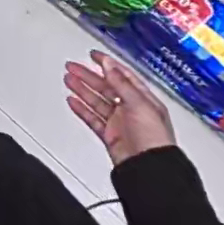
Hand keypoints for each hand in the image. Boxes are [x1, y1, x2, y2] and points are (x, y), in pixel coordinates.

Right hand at [64, 51, 175, 166]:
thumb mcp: (139, 104)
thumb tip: (109, 64)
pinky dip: (81, 109)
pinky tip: (73, 101)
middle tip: (72, 66)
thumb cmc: (155, 139)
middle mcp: (130, 108)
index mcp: (142, 97)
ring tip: (68, 79)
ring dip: (82, 89)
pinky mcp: (109, 135)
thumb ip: (121, 83)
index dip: (107, 64)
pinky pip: (92, 118)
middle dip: (88, 75)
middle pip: (105, 86)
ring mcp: (119, 122)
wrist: (150, 168)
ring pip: (96, 101)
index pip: (121, 75)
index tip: (93, 55)